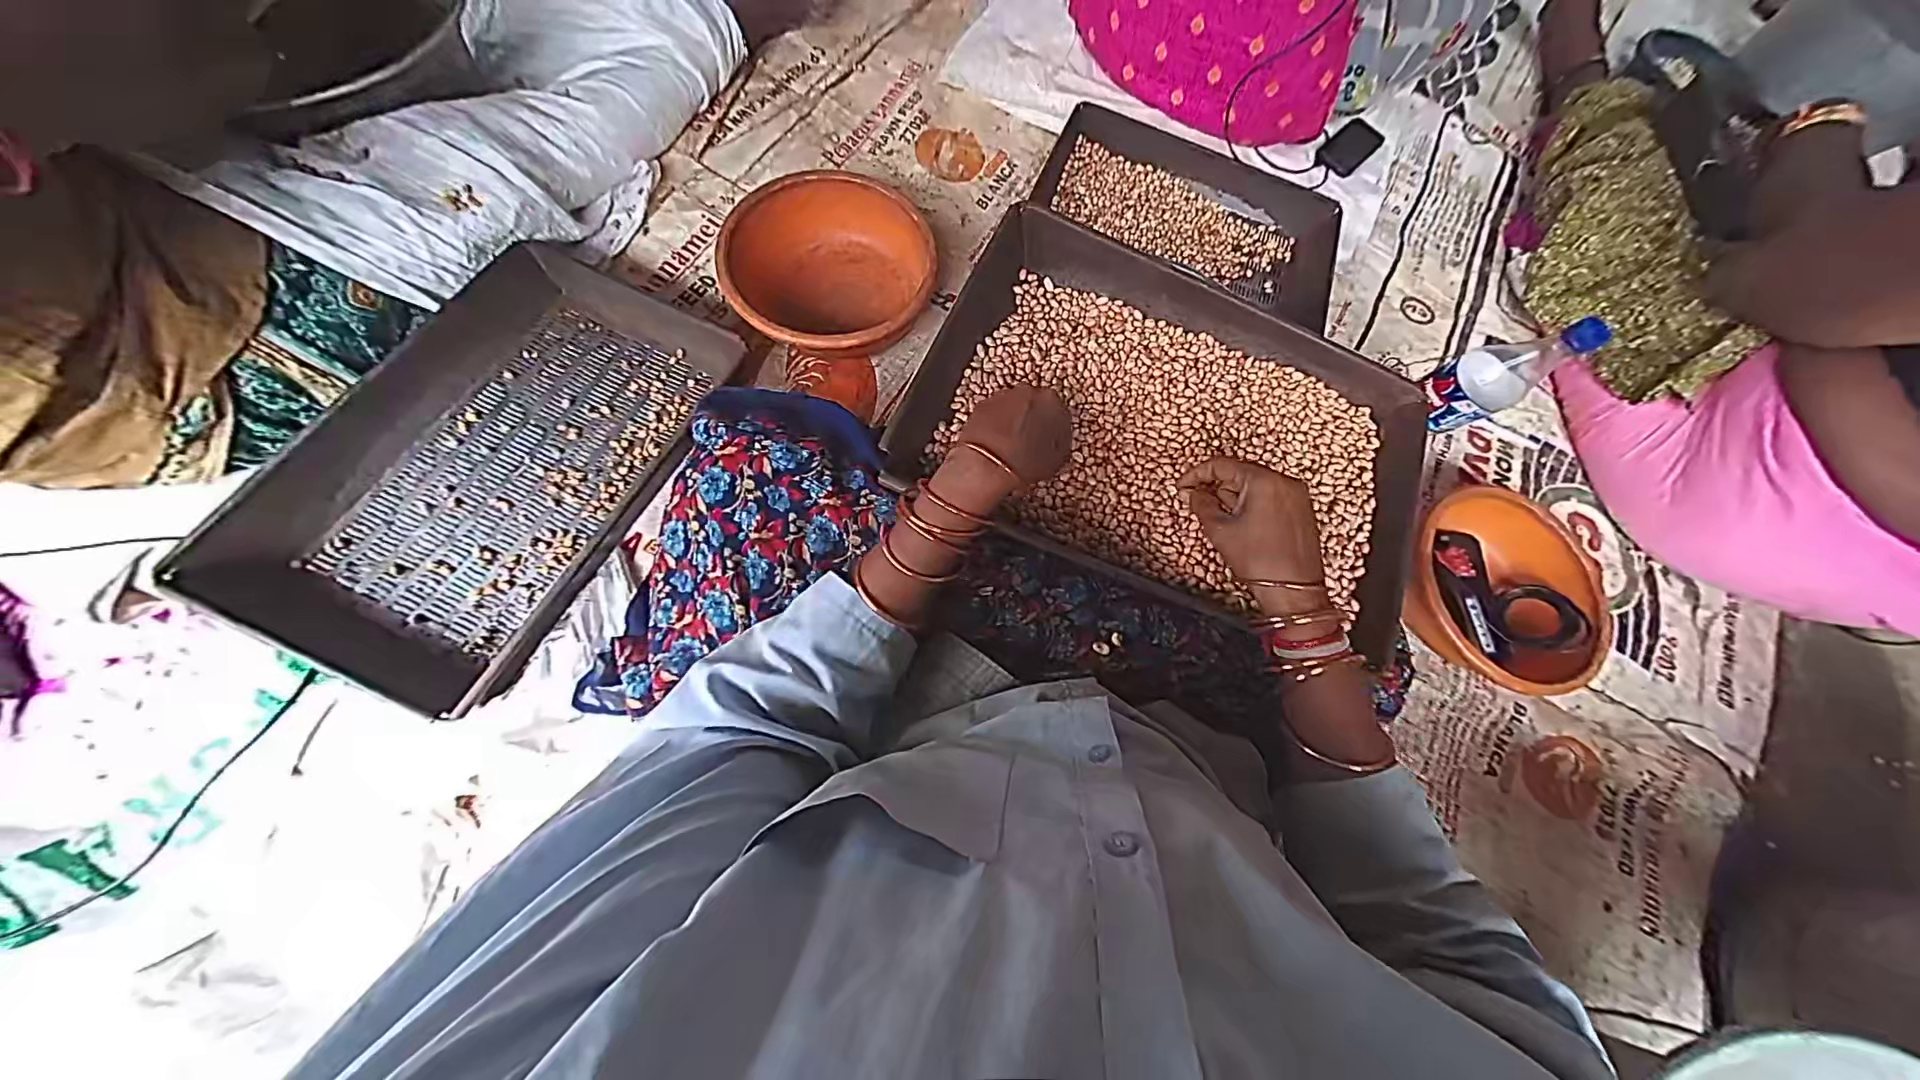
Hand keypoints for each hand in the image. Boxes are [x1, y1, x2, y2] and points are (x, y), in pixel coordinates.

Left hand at [937, 385, 1071, 514]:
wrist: (987, 465)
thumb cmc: (1024, 463)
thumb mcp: (1056, 460)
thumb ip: (1061, 442)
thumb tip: (1059, 441)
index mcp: (1052, 402)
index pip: (1058, 411)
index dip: (1054, 427)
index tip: (1050, 439)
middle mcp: (1028, 392)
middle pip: (1034, 404)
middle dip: (1033, 419)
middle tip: (1030, 441)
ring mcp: (1004, 396)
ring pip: (1013, 406)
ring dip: (1013, 419)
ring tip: (1010, 443)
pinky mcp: (982, 404)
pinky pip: (993, 412)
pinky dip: (995, 422)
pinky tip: (995, 441)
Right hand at [1179, 458, 1323, 587]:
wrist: (1292, 589)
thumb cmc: (1262, 562)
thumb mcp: (1219, 530)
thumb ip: (1201, 504)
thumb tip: (1193, 493)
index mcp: (1264, 481)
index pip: (1222, 465)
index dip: (1196, 474)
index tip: (1184, 485)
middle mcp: (1284, 482)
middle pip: (1239, 473)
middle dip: (1216, 488)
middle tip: (1198, 504)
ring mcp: (1295, 496)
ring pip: (1254, 486)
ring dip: (1233, 498)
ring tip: (1224, 523)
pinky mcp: (1300, 510)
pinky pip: (1269, 497)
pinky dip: (1251, 505)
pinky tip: (1241, 526)